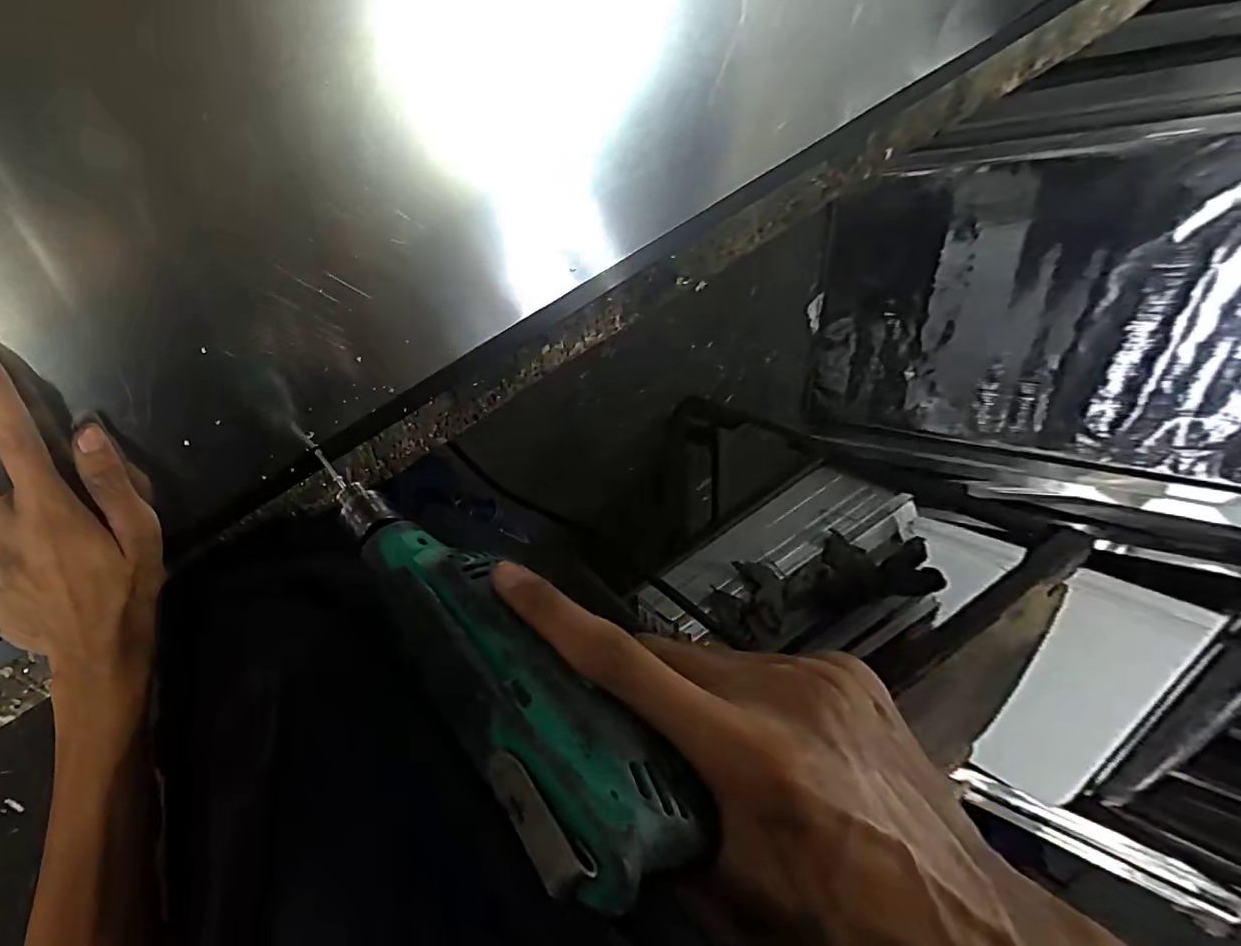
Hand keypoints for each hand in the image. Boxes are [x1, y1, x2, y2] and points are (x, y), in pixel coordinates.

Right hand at [492, 563, 1116, 944]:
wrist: (980, 928)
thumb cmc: (848, 921)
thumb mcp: (731, 892)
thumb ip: (650, 830)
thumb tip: (583, 793)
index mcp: (751, 756)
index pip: (623, 663)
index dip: (555, 616)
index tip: (508, 579)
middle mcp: (785, 696)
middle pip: (657, 653)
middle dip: (622, 672)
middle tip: (601, 706)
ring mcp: (821, 674)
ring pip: (699, 654)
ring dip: (675, 682)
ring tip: (685, 732)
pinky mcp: (843, 668)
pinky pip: (746, 660)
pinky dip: (724, 684)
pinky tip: (745, 727)